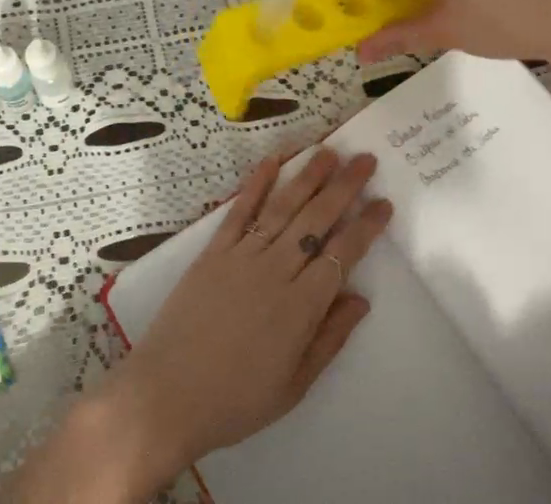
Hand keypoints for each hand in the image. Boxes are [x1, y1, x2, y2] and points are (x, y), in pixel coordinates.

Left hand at [88, 150, 392, 492]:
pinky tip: (273, 161)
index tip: (384, 203)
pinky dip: (257, 184)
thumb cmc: (235, 400)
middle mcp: (276, 271)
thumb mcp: (294, 384)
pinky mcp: (212, 253)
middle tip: (365, 159)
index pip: (343, 254)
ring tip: (329, 150)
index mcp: (302, 307)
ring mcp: (241, 257)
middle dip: (344, 187)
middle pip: (317, 220)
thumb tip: (359, 298)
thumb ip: (329, 338)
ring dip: (307, 176)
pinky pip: (239, 211)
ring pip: (282, 207)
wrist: (166, 395)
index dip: (366, 226)